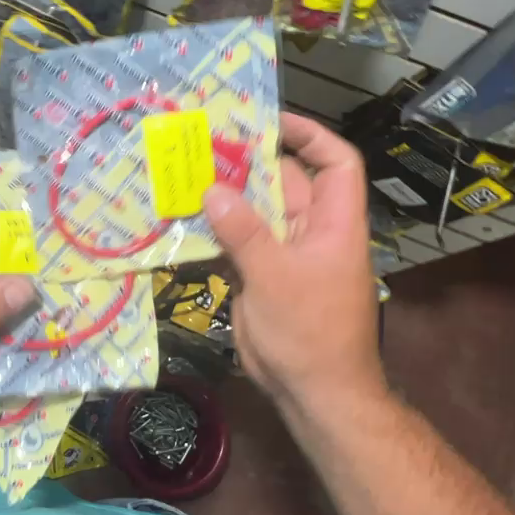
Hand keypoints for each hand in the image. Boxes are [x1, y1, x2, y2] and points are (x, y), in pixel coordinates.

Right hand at [203, 114, 386, 417]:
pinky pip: (235, 240)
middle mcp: (310, 229)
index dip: (310, 135)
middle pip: (282, 181)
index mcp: (333, 222)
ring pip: (253, 210)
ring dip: (222, 195)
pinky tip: (180, 217)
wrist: (312, 392)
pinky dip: (212, 229)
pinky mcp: (259, 274)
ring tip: (182, 172)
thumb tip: (212, 189)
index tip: (269, 122)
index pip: (334, 163)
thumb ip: (244, 231)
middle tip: (202, 142)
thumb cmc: (310, 331)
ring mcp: (282, 252)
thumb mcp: (277, 276)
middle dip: (246, 162)